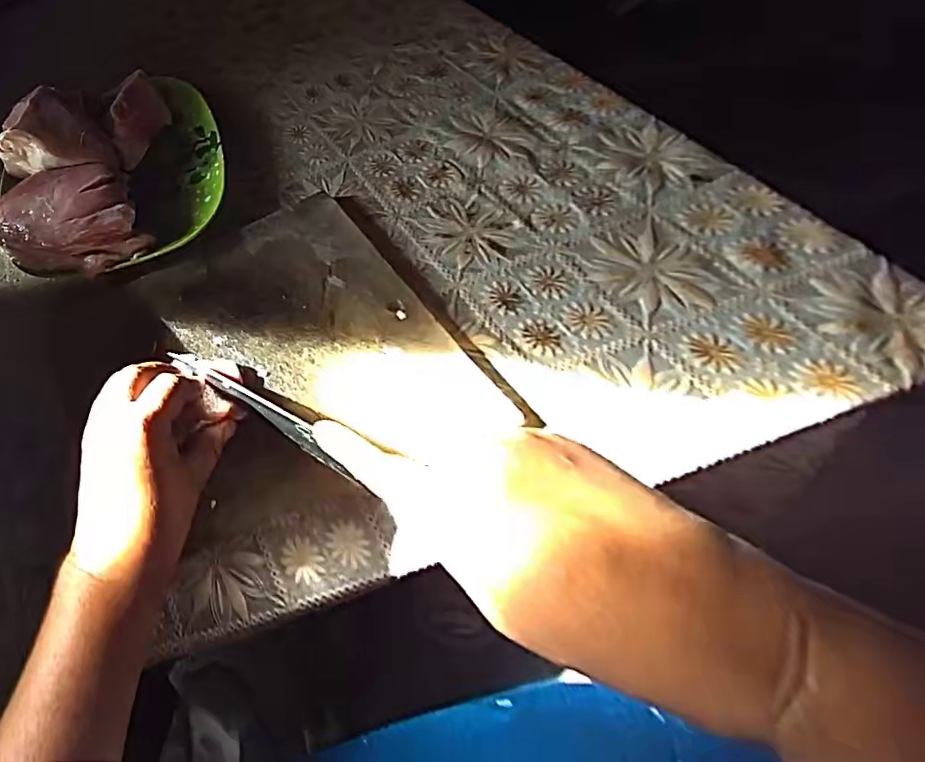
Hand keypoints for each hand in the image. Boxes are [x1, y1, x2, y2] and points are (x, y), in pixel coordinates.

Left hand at [69, 362, 240, 593]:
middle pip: (143, 373)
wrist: (117, 560)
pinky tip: (155, 419)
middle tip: (199, 391)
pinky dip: (133, 400)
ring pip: (122, 384)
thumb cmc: (151, 530)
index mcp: (141, 422)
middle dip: (172, 376)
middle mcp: (112, 416)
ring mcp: (98, 426)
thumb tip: (222, 422)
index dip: (202, 385)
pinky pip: (111, 402)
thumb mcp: (193, 479)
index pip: (175, 383)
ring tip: (180, 404)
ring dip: (150, 384)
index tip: (218, 392)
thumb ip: (209, 441)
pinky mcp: (91, 438)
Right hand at [313, 422, 799, 742]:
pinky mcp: (564, 437)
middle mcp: (495, 468)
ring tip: (529, 528)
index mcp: (473, 521)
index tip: (327, 430)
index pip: (389, 470)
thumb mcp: (508, 606)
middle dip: (433, 482)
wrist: (740, 629)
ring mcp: (531, 444)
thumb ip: (449, 546)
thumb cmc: (628, 636)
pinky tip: (554, 514)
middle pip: (426, 455)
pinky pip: (506, 447)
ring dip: (476, 479)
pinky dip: (513, 474)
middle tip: (472, 526)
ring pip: (465, 449)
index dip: (350, 449)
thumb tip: (417, 510)